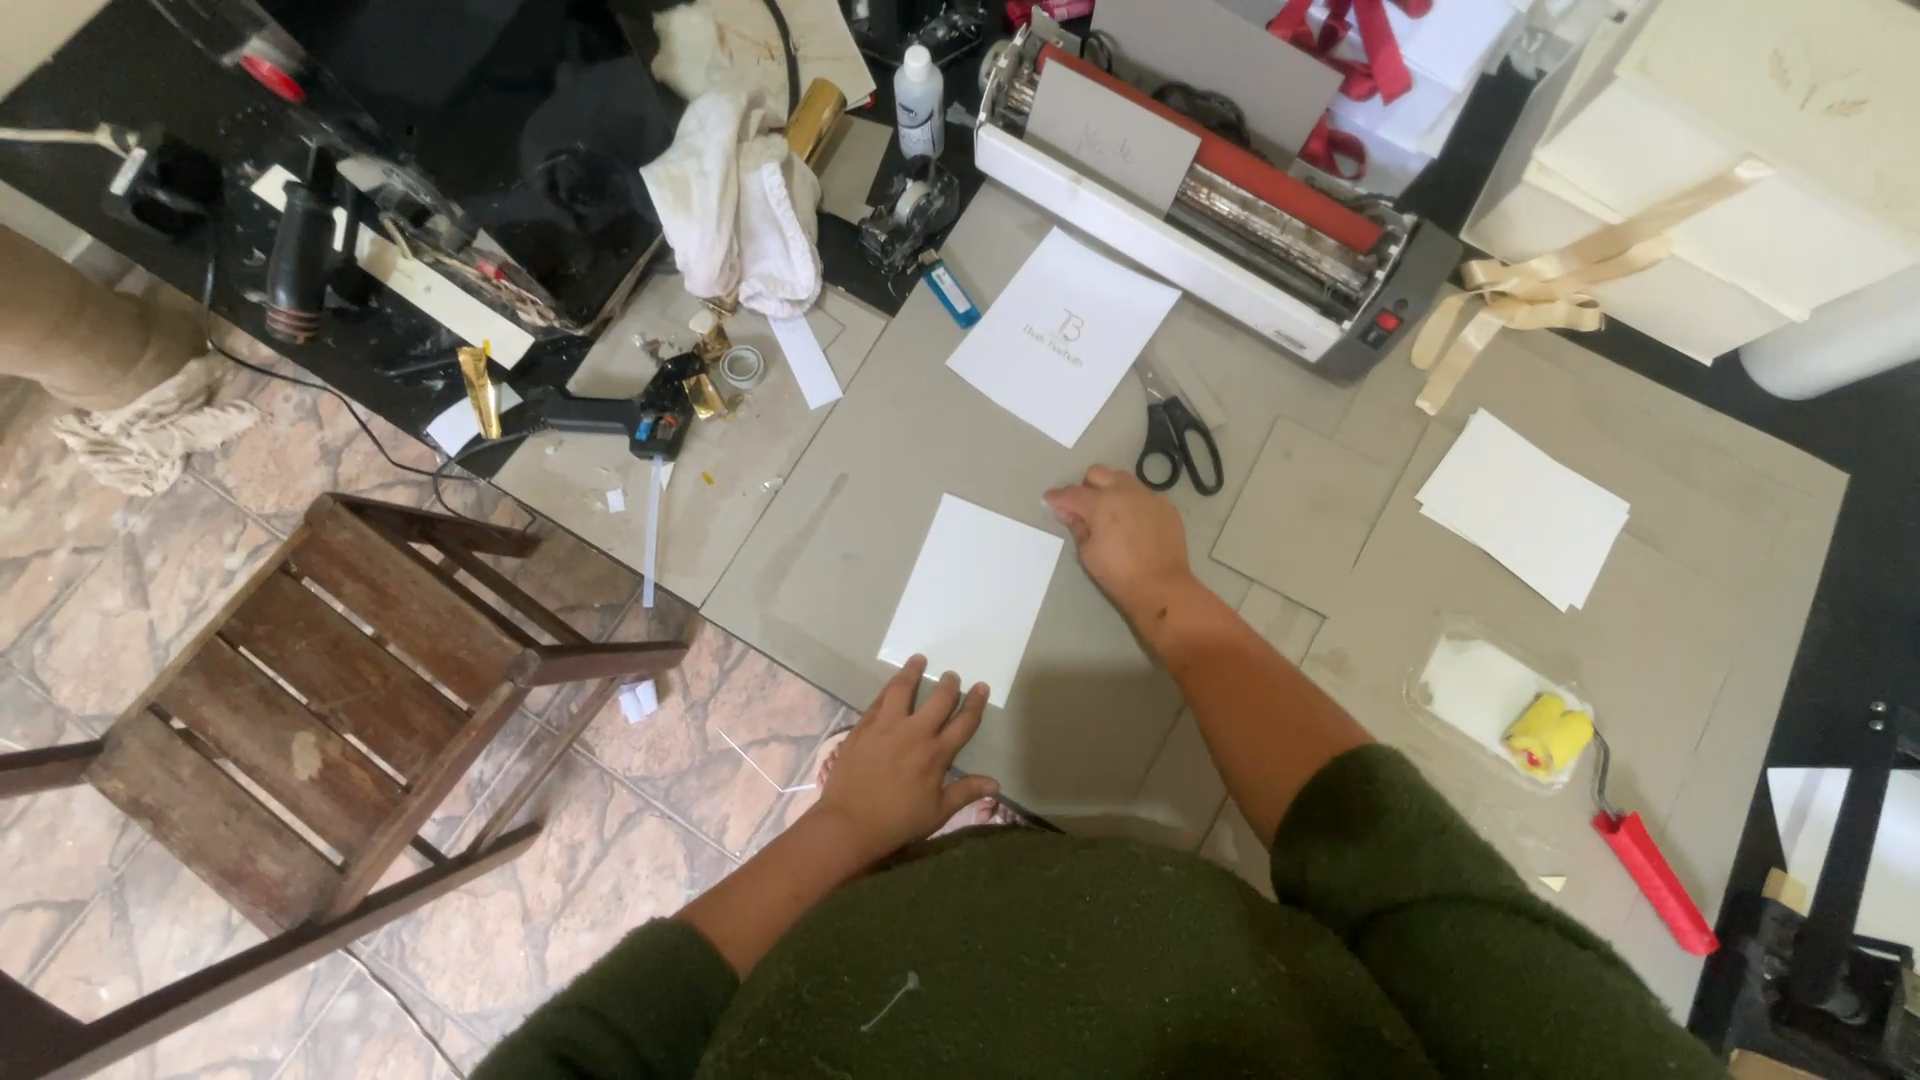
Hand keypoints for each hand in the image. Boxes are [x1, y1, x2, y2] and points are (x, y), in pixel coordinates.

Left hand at [808, 655, 998, 863]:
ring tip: (918, 659)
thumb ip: (965, 792)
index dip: (975, 702)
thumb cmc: (897, 822)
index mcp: (936, 754)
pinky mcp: (863, 727)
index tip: (981, 687)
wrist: (848, 824)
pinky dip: (888, 689)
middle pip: (939, 699)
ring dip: (913, 672)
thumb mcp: (937, 812)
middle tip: (952, 675)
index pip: (964, 722)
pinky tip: (892, 684)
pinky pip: (879, 700)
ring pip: (903, 689)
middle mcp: (914, 733)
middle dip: (949, 684)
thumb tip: (995, 783)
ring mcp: (886, 727)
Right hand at [1044, 464, 1200, 624]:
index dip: (1057, 496)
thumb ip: (1076, 526)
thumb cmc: (1118, 574)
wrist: (1162, 586)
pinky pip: (1144, 495)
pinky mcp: (1166, 505)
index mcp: (1101, 504)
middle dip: (1085, 486)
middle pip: (1097, 473)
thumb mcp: (1087, 553)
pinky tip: (1134, 523)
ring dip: (1110, 489)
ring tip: (1110, 511)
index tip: (1049, 499)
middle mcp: (1125, 491)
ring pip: (1122, 479)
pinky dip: (1132, 503)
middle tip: (1083, 507)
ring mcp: (1149, 496)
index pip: (1072, 493)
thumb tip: (1066, 511)